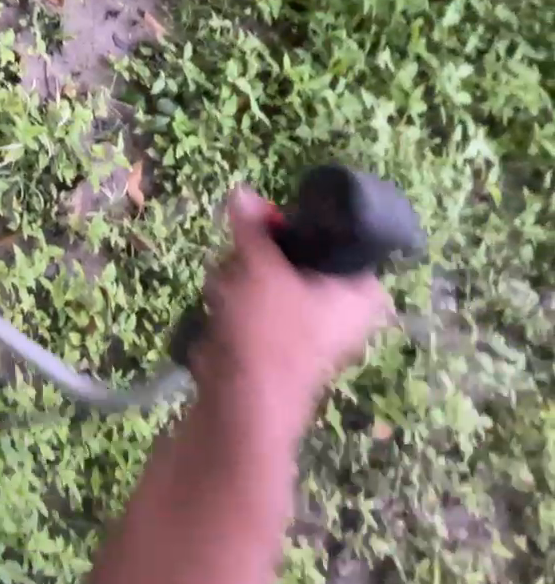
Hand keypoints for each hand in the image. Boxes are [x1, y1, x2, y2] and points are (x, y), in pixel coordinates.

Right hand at [195, 185, 391, 440]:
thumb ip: (252, 229)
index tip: (259, 234)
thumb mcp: (260, 268)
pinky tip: (221, 306)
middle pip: (289, 257)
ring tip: (225, 290)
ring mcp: (310, 324)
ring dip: (235, 277)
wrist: (244, 391)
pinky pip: (252, 300)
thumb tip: (242, 192)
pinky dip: (233, 298)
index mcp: (362, 292)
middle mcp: (345, 307)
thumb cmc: (270, 329)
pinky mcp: (278, 336)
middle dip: (251, 259)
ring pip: (264, 277)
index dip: (290, 234)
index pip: (329, 242)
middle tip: (239, 267)